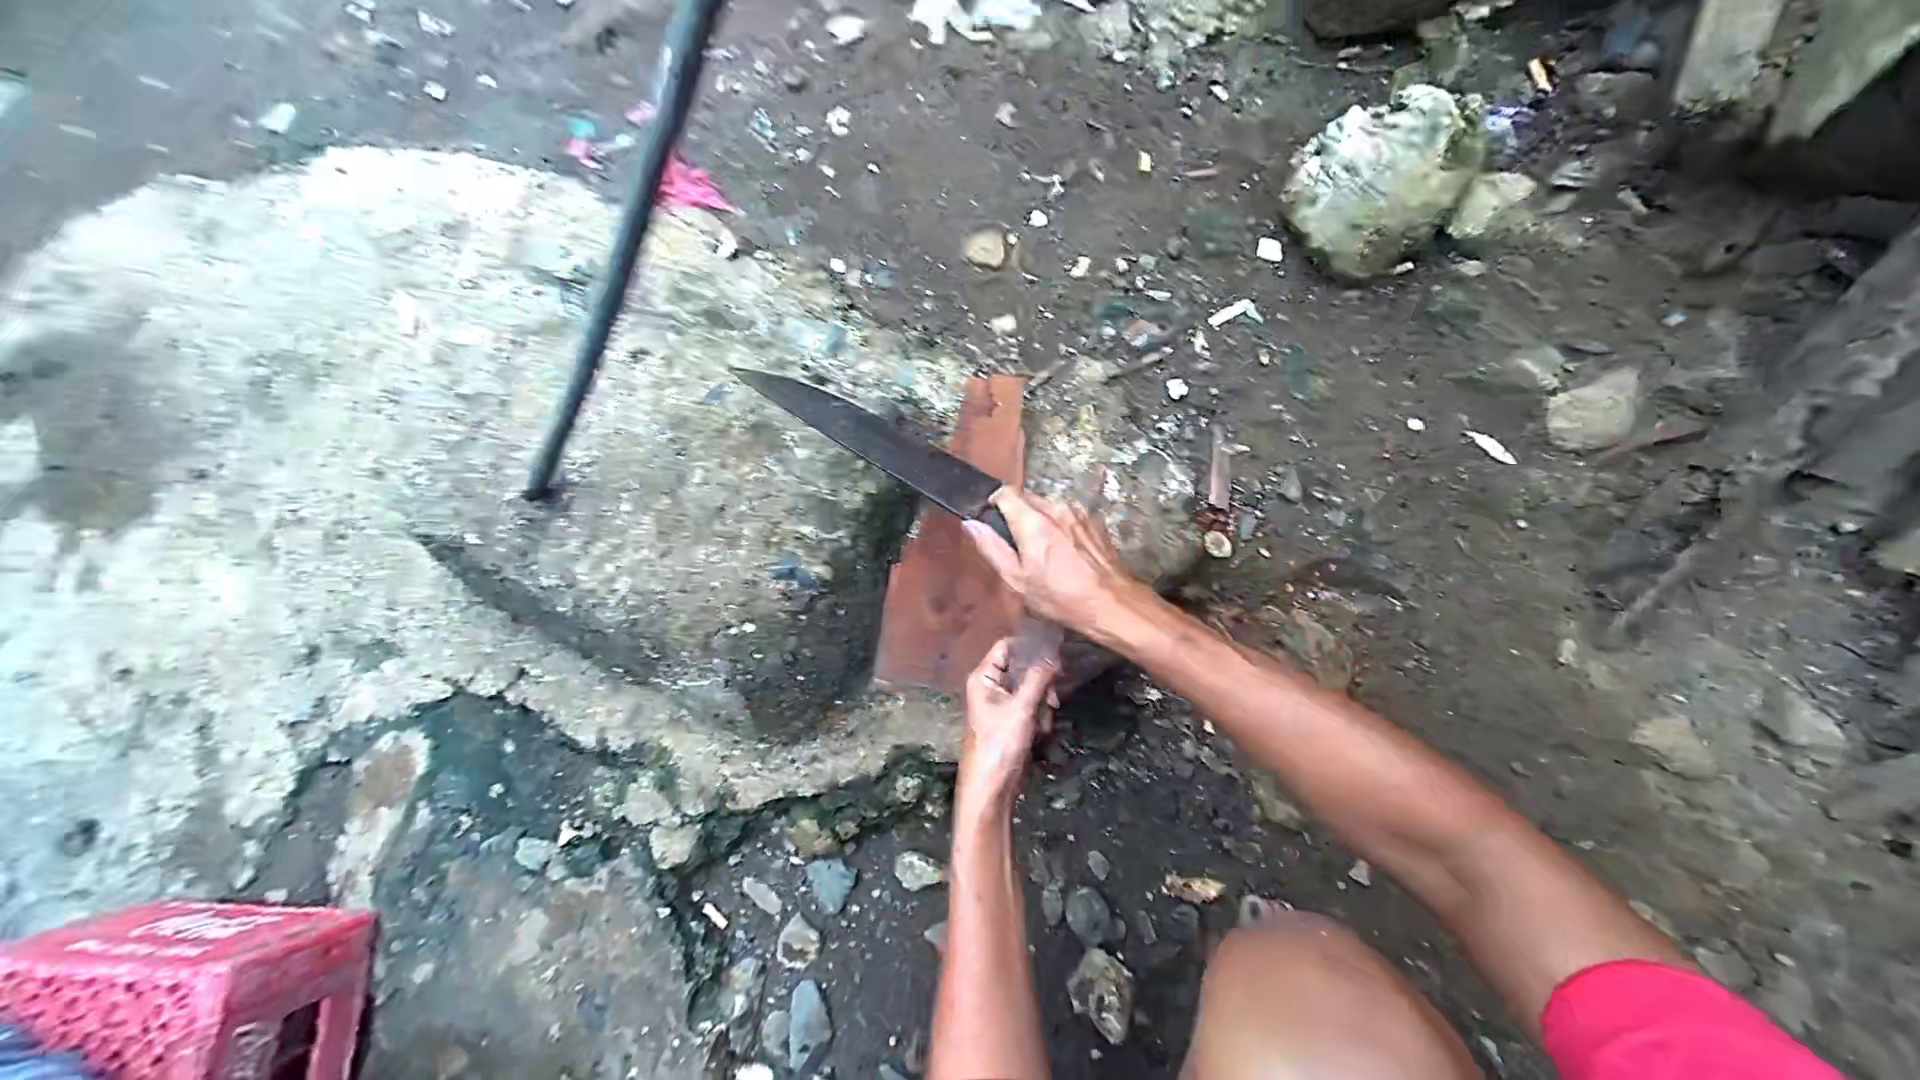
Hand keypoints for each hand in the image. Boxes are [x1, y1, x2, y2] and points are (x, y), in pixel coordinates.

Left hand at [957, 637, 1056, 811]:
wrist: (992, 784)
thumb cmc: (999, 743)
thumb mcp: (1021, 707)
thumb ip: (1038, 678)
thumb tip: (1053, 654)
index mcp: (984, 677)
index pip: (1006, 647)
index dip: (1029, 646)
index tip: (1055, 653)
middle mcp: (991, 685)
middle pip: (1022, 667)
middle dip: (1040, 682)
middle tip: (1052, 697)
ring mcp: (1002, 702)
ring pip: (1031, 688)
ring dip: (1042, 703)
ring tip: (1041, 721)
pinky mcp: (1012, 718)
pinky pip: (1031, 706)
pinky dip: (1039, 716)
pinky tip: (1040, 730)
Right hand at [963, 489, 1142, 634]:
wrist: (1110, 603)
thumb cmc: (1062, 597)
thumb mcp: (1017, 579)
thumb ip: (991, 548)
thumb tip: (971, 525)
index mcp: (1033, 521)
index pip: (1006, 492)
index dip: (995, 504)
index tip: (994, 522)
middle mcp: (1056, 508)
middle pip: (1027, 498)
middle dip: (1018, 516)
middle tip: (1019, 547)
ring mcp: (1078, 512)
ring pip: (1048, 506)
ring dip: (1041, 522)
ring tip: (1044, 553)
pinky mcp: (1093, 520)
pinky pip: (1067, 515)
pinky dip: (1061, 527)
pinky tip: (1065, 553)